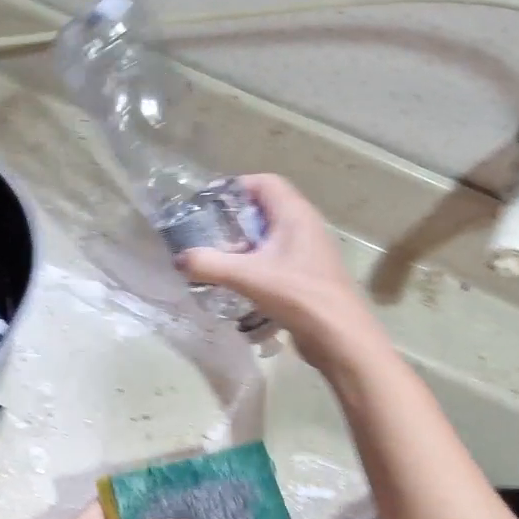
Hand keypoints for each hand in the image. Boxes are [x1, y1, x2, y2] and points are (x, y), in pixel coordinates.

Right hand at [178, 174, 384, 368]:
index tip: (207, 204)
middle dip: (233, 221)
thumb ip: (209, 264)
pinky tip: (238, 285)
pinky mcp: (307, 276)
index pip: (264, 183)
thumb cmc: (297, 294)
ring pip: (269, 238)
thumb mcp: (247, 276)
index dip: (235, 188)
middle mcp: (304, 227)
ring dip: (243, 247)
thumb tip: (180, 259)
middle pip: (264, 210)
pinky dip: (254, 266)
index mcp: (294, 215)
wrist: (339, 335)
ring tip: (217, 262)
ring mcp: (308, 252)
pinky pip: (275, 260)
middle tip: (206, 236)